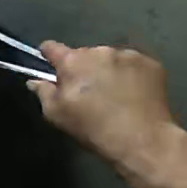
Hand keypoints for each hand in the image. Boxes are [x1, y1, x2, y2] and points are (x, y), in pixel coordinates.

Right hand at [30, 42, 181, 168]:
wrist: (142, 139)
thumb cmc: (93, 128)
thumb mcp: (57, 115)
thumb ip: (43, 93)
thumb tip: (35, 80)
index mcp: (73, 61)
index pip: (52, 47)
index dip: (48, 55)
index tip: (50, 63)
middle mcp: (100, 51)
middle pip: (84, 55)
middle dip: (83, 68)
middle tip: (88, 92)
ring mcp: (128, 55)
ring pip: (110, 59)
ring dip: (107, 71)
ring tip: (114, 95)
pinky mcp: (151, 64)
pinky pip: (133, 65)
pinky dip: (130, 75)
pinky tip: (133, 95)